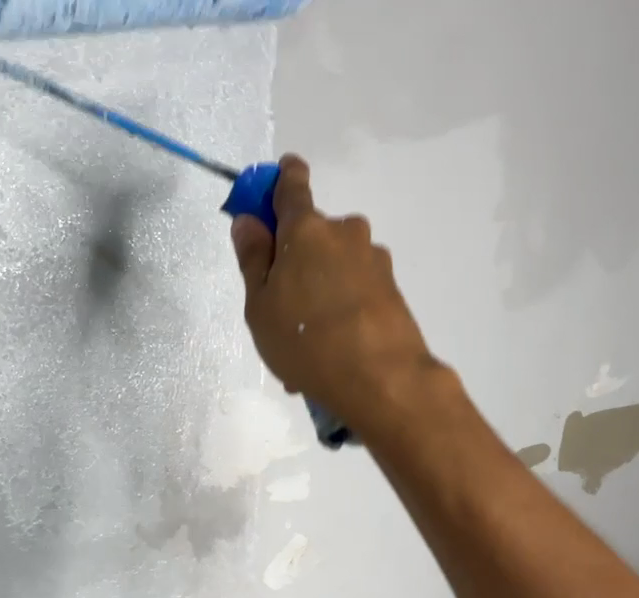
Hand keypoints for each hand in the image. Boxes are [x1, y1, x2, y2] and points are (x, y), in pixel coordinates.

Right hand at [231, 155, 434, 443]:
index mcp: (306, 229)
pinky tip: (324, 354)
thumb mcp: (259, 305)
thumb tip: (248, 220)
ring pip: (331, 269)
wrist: (380, 377)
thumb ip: (253, 259)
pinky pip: (350, 292)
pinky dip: (335, 313)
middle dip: (293, 261)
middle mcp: (344, 232)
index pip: (292, 185)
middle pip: (312, 234)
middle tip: (275, 308)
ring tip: (300, 344)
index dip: (279, 179)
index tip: (272, 181)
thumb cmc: (303, 338)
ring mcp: (372, 259)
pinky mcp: (390, 287)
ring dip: (314, 294)